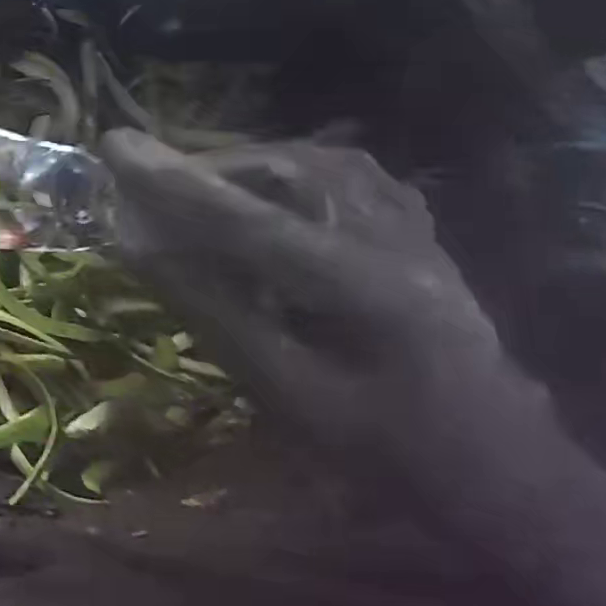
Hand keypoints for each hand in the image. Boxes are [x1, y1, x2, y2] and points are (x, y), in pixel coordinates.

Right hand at [99, 129, 517, 462]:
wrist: (493, 463)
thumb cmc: (374, 439)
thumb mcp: (278, 387)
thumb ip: (205, 305)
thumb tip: (132, 238)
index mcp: (366, 292)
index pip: (248, 219)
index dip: (173, 180)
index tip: (113, 142)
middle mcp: (394, 240)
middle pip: (282, 172)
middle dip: (205, 170)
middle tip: (149, 185)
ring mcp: (411, 224)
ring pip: (309, 159)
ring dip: (240, 166)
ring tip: (194, 189)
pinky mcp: (412, 222)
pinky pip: (337, 169)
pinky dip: (281, 168)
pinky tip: (258, 187)